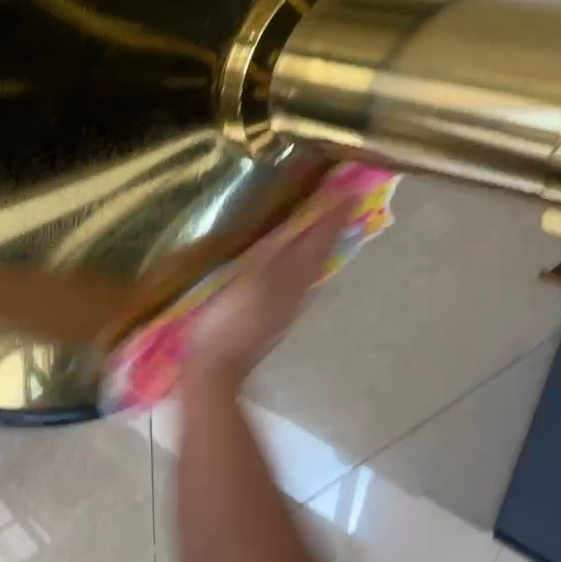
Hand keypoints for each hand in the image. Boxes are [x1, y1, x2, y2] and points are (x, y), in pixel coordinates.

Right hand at [185, 199, 351, 389]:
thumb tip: (303, 222)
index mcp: (292, 280)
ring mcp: (282, 307)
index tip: (345, 188)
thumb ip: (273, 254)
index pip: (317, 241)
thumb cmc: (225, 325)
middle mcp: (295, 292)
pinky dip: (294, 264)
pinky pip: (289, 282)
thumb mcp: (249, 283)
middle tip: (335, 202)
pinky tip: (282, 265)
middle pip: (317, 254)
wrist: (215, 372)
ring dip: (312, 245)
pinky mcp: (266, 317)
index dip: (330, 215)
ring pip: (305, 269)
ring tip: (312, 225)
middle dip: (326, 227)